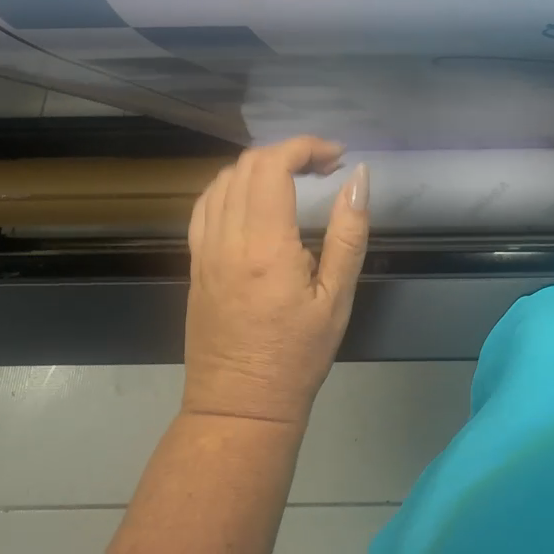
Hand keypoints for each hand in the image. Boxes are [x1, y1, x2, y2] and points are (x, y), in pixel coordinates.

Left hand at [182, 137, 369, 423]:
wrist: (239, 406)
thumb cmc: (297, 356)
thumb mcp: (337, 297)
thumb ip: (349, 232)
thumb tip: (358, 176)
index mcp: (265, 246)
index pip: (272, 165)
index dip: (305, 147)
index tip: (336, 157)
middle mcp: (227, 240)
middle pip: (247, 165)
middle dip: (288, 153)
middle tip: (324, 168)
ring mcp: (204, 251)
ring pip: (222, 180)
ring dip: (260, 167)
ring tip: (296, 180)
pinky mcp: (195, 264)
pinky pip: (206, 205)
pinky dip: (233, 187)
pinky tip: (257, 200)